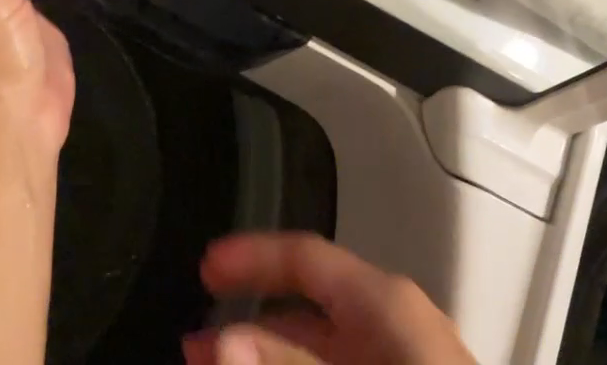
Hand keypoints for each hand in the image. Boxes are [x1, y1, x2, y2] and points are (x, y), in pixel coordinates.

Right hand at [184, 233, 477, 364]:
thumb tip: (225, 340)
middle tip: (201, 340)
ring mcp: (405, 350)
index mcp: (385, 297)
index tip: (208, 264)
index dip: (251, 254)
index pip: (303, 253)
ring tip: (224, 362)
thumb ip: (288, 358)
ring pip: (323, 340)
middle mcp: (395, 315)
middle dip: (250, 321)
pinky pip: (344, 360)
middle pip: (308, 302)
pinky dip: (304, 364)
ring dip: (272, 349)